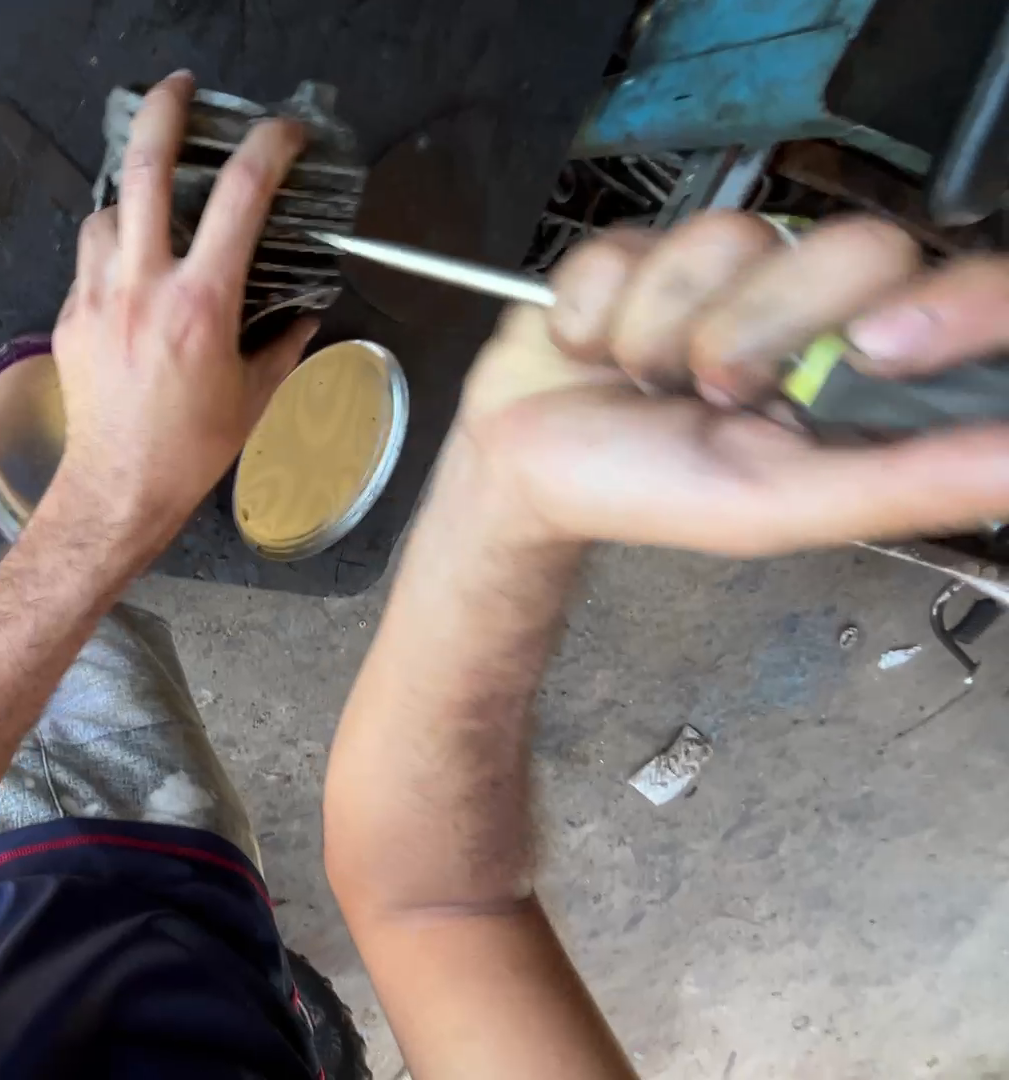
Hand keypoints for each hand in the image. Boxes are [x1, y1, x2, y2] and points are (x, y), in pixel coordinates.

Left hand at [43, 71, 318, 558]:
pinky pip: (85, 266)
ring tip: (146, 216)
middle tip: (178, 89)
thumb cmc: (189, 449)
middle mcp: (143, 289)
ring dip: (126, 203)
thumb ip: (281, 346)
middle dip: (163, 112)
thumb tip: (302, 317)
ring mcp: (97, 302)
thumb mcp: (252, 397)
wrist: (119, 486)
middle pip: (144, 170)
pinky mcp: (67, 322)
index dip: (270, 146)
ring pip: (102, 216)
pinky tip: (123, 281)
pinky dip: (106, 258)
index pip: (242, 196)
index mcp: (201, 305)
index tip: (284, 132)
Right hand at [453, 212, 1008, 556]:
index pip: (957, 286)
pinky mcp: (619, 258)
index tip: (873, 348)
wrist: (513, 474)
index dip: (944, 301)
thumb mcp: (770, 507)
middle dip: (746, 332)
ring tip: (627, 378)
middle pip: (836, 246)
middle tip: (699, 392)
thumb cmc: (634, 493)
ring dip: (651, 331)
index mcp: (850, 363)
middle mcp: (790, 301)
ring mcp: (701, 272)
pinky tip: (580, 351)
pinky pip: (617, 251)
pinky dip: (586, 315)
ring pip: (715, 239)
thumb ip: (905, 482)